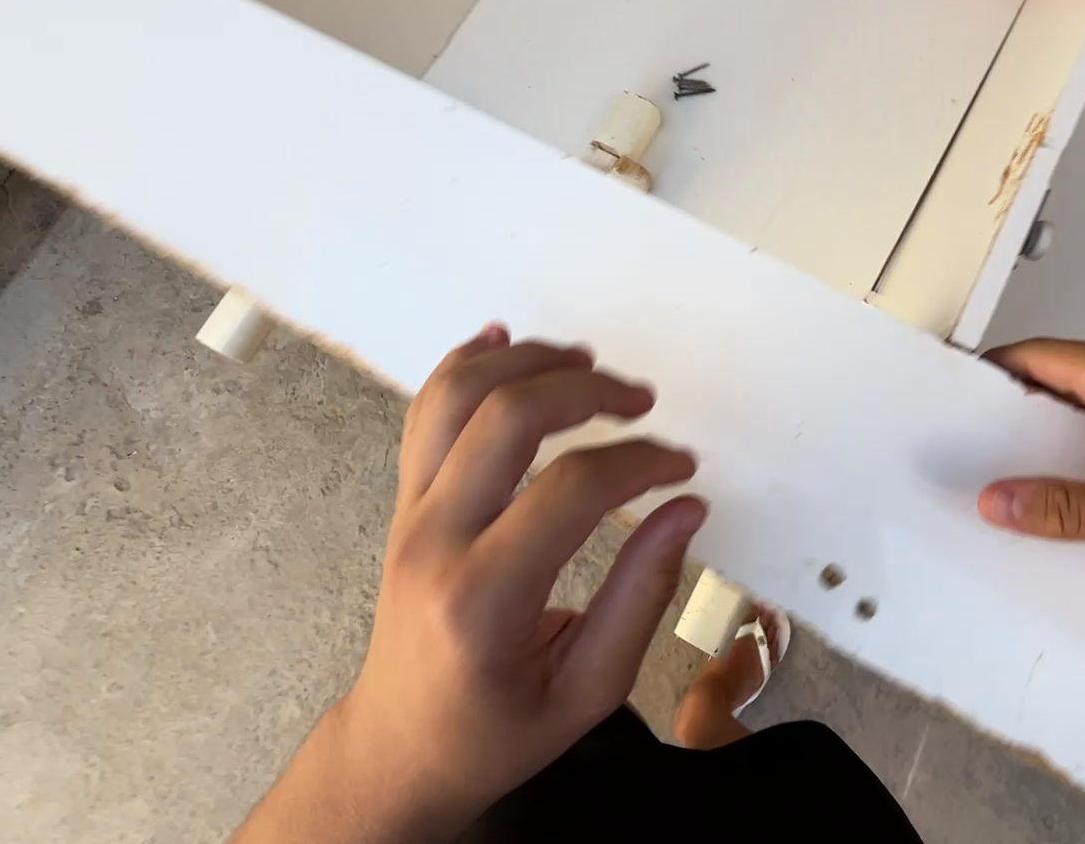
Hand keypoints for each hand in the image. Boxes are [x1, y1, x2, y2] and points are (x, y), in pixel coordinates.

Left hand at [234, 325, 705, 843]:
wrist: (398, 745)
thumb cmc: (494, 730)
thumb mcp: (587, 688)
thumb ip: (642, 594)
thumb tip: (686, 509)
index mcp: (483, 596)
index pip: (570, 489)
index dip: (639, 463)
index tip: (679, 467)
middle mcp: (435, 536)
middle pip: (507, 416)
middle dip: (586, 390)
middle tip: (639, 398)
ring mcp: (410, 510)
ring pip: (456, 394)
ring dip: (525, 360)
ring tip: (584, 361)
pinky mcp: (404, 498)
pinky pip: (425, 410)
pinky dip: (464, 362)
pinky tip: (502, 338)